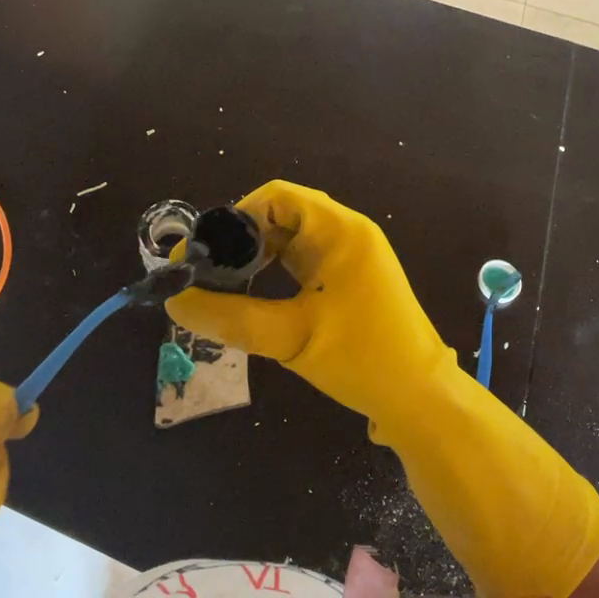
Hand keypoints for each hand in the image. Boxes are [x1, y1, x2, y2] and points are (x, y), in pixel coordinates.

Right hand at [173, 182, 598, 596]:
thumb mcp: (291, 338)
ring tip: (225, 286)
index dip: (238, 217)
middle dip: (242, 240)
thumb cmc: (363, 360)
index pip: (278, 197)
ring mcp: (350, 255)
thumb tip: (175, 301)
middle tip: (208, 274)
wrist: (422, 401)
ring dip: (257, 257)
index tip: (209, 253)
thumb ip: (231, 317)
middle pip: (281, 214)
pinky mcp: (349, 278)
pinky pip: (303, 259)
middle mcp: (347, 233)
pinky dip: (275, 271)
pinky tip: (255, 295)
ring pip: (290, 238)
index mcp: (340, 231)